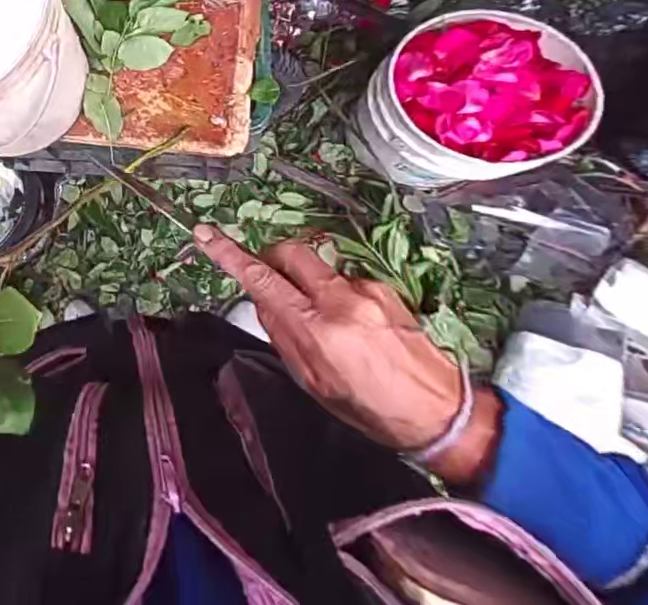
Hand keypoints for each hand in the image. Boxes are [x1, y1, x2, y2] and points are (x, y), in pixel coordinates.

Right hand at [194, 225, 500, 483]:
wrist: (441, 411)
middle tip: (270, 280)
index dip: (230, 256)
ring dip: (307, 282)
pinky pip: (344, 279)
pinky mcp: (384, 286)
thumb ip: (284, 336)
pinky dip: (336, 294)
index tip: (207, 235)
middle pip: (289, 251)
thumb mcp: (315, 384)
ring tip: (324, 322)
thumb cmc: (372, 409)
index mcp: (319, 330)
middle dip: (271, 257)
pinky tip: (353, 326)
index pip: (262, 281)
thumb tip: (263, 300)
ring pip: (317, 266)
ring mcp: (366, 288)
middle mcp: (341, 299)